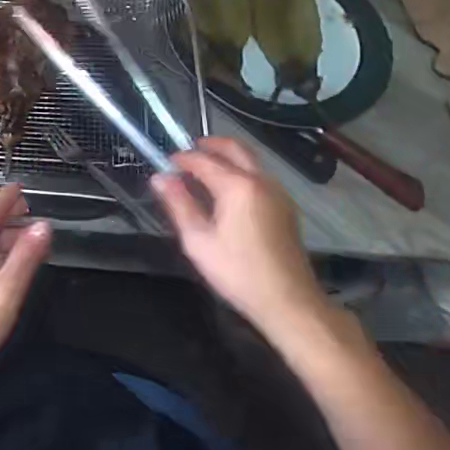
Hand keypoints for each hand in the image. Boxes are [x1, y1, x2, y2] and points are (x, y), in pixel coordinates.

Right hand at [153, 137, 325, 331]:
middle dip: (208, 145)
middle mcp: (260, 181)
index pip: (203, 160)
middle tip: (187, 154)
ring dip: (225, 158)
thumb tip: (160, 178)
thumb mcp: (198, 241)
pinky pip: (259, 176)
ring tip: (202, 173)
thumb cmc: (238, 272)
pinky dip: (240, 172)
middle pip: (234, 148)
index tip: (164, 165)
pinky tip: (226, 193)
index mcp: (237, 186)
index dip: (181, 159)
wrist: (290, 303)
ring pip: (249, 160)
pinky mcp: (285, 207)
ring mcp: (277, 193)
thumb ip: (178, 204)